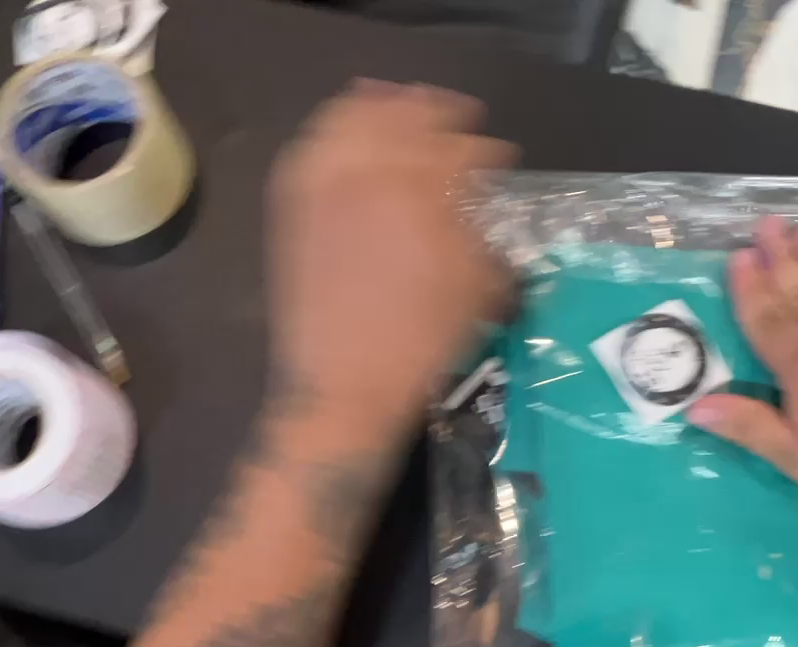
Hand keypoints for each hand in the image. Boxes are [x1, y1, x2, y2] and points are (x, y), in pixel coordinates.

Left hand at [267, 80, 515, 437]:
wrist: (344, 387)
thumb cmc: (419, 349)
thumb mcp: (475, 298)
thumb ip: (488, 245)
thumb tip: (490, 223)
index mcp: (425, 194)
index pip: (463, 152)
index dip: (487, 153)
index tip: (502, 159)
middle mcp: (373, 173)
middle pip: (411, 118)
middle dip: (441, 115)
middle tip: (462, 120)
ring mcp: (326, 184)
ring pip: (358, 119)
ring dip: (390, 108)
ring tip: (408, 109)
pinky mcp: (295, 204)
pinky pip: (316, 145)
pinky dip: (339, 127)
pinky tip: (355, 130)